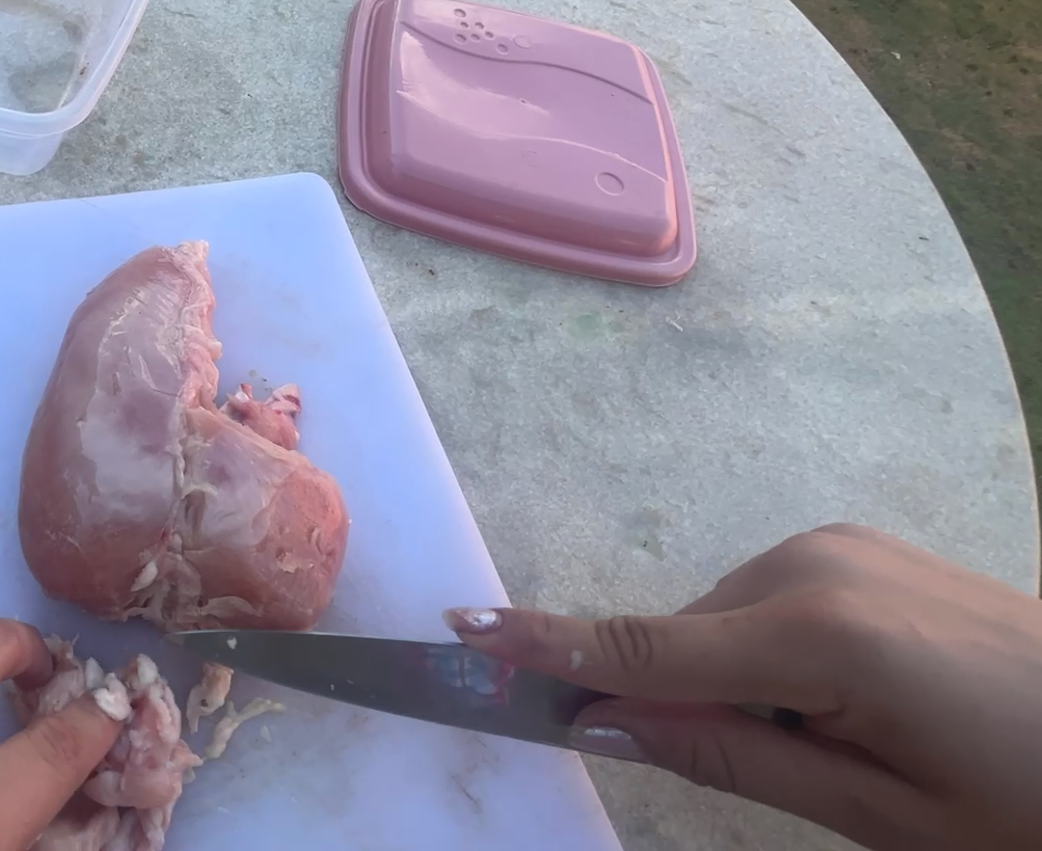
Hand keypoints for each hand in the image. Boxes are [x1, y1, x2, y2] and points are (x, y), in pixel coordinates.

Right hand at [445, 523, 1041, 850]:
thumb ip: (729, 757)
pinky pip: (766, 597)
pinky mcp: (849, 541)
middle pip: (688, 636)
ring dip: (744, 673)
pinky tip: (870, 682)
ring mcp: (830, 542)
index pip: (646, 647)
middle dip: (702, 696)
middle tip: (811, 766)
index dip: (549, 643)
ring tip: (865, 729)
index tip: (467, 626)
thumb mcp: (892, 818)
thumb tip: (601, 725)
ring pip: (724, 619)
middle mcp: (807, 562)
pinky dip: (774, 643)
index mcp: (821, 634)